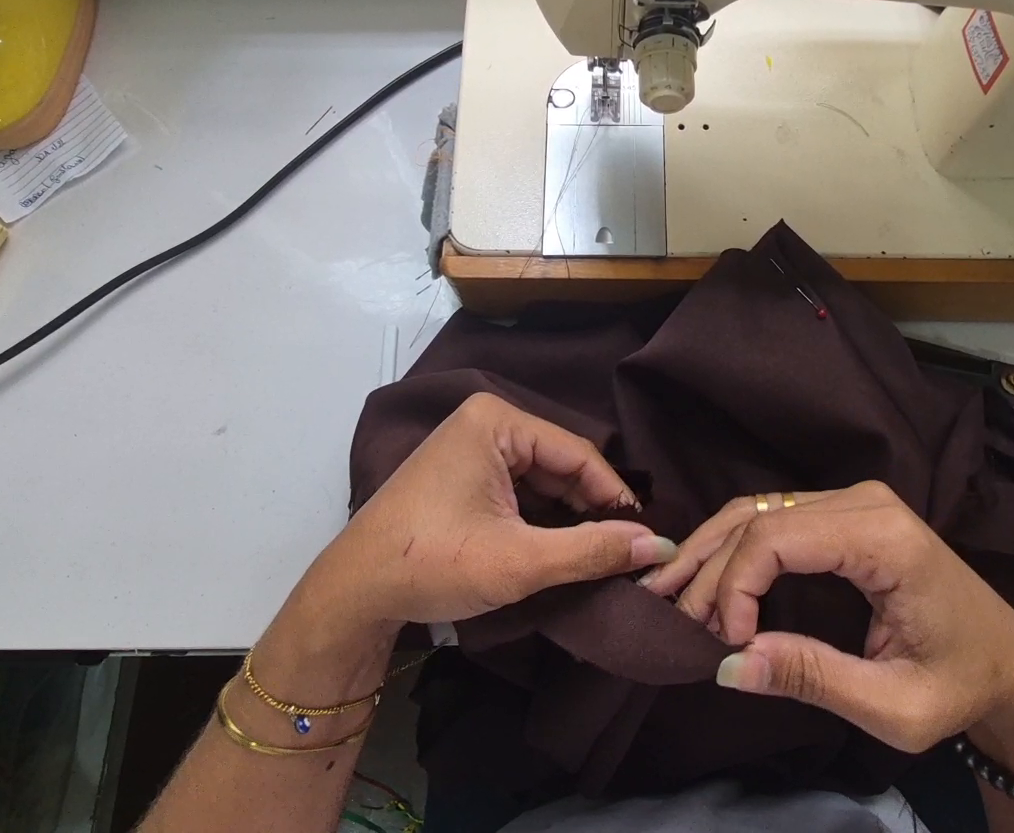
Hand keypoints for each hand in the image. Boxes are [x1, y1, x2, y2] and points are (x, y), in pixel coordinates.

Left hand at [295, 393, 677, 635]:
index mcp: (496, 421)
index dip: (616, 496)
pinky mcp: (461, 471)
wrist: (353, 592)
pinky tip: (560, 544)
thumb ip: (592, 550)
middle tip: (624, 549)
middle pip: (559, 462)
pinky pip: (517, 485)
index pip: (577, 453)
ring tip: (598, 552)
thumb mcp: (520, 561)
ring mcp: (469, 444)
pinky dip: (541, 515)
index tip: (646, 536)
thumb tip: (660, 545)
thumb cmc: (432, 564)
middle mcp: (484, 421)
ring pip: (540, 476)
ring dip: (568, 514)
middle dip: (591, 506)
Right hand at [645, 481, 1013, 769]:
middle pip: (757, 518)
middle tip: (672, 617)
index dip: (734, 585)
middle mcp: (864, 501)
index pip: (776, 537)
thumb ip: (813, 679)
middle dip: (708, 569)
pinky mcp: (844, 510)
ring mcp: (853, 499)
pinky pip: (773, 517)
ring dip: (710, 552)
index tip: (724, 642)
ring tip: (669, 591)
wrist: (1008, 661)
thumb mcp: (896, 707)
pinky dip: (733, 547)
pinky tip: (705, 575)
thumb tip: (727, 665)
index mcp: (884, 539)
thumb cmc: (961, 685)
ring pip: (756, 510)